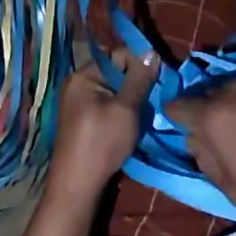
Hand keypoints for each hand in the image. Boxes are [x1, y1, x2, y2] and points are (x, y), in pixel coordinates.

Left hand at [47, 51, 159, 204]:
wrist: (78, 184)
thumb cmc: (102, 143)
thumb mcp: (126, 109)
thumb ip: (139, 79)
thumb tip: (150, 51)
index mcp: (82, 75)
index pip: (117, 54)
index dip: (139, 63)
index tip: (159, 79)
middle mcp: (76, 83)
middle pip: (114, 71)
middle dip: (135, 82)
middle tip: (153, 98)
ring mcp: (76, 102)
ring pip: (111, 89)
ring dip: (129, 98)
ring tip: (144, 112)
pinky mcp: (81, 119)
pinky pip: (105, 104)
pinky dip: (119, 109)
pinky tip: (130, 122)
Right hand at [166, 73, 235, 222]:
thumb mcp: (234, 191)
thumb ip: (206, 160)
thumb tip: (197, 140)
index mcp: (211, 117)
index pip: (175, 105)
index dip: (179, 119)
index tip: (193, 133)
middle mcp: (229, 88)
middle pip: (207, 96)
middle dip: (212, 113)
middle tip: (231, 137)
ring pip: (235, 89)